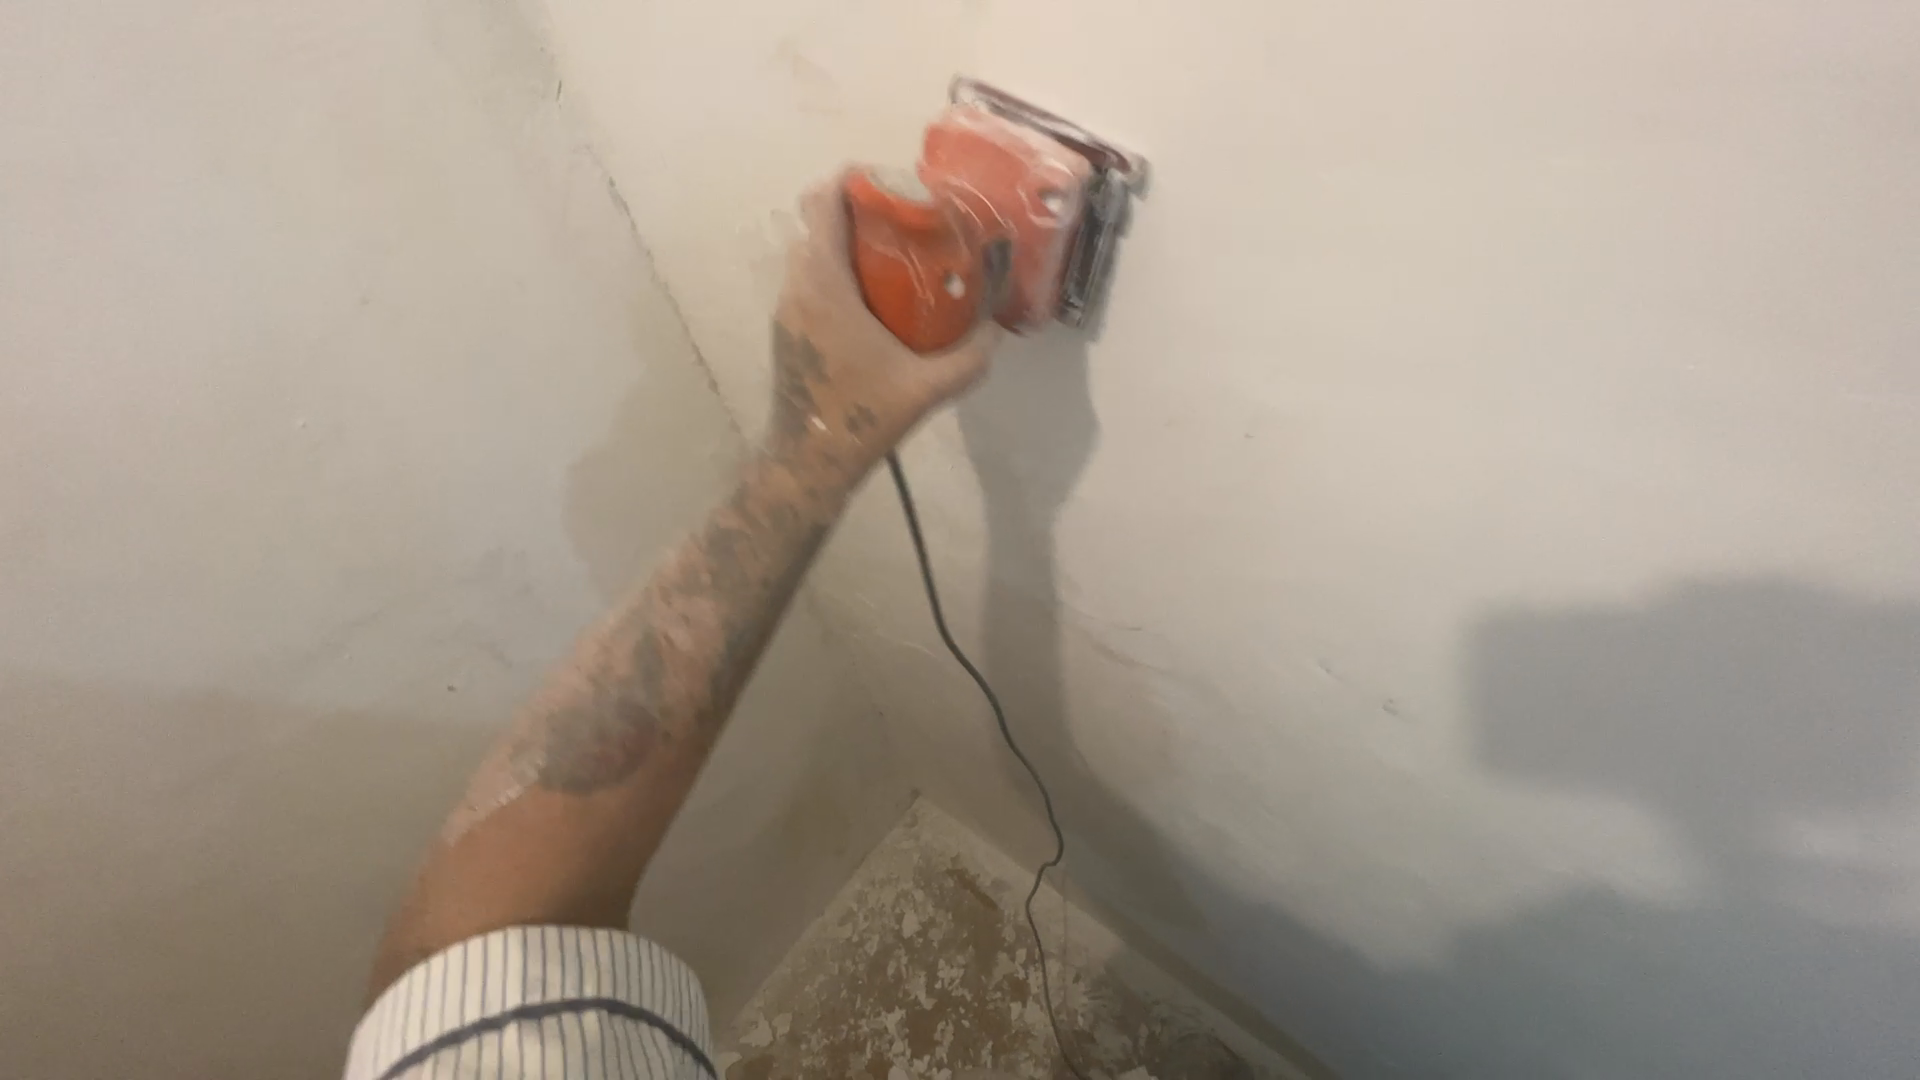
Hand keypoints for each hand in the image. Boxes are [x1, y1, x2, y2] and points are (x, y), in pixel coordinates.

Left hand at [765, 171, 1004, 481]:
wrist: (809, 462)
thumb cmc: (862, 419)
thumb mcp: (925, 389)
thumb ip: (968, 359)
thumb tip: (995, 332)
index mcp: (823, 286)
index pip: (822, 201)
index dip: (854, 179)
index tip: (894, 186)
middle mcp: (796, 287)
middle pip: (817, 221)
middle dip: (858, 212)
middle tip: (905, 226)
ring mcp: (786, 310)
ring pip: (810, 252)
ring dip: (846, 245)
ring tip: (894, 261)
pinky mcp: (787, 331)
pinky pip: (808, 281)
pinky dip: (836, 274)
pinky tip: (873, 302)